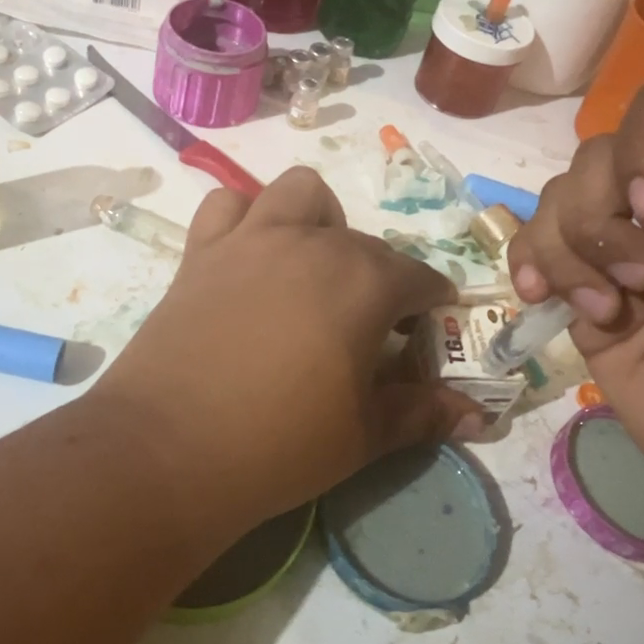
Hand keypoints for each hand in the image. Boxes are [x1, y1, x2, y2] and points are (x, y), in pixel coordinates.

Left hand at [92, 167, 481, 531]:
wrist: (168, 450)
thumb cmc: (279, 445)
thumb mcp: (363, 436)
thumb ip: (421, 414)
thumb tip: (476, 415)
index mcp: (364, 282)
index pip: (419, 279)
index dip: (431, 308)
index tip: (426, 335)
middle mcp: (313, 243)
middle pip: (365, 243)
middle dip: (379, 277)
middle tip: (367, 328)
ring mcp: (252, 239)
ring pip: (299, 193)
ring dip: (317, 220)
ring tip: (312, 269)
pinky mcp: (202, 251)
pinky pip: (228, 206)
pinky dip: (244, 219)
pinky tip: (248, 258)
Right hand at [506, 77, 643, 528]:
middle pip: (602, 152)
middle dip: (602, 209)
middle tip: (639, 275)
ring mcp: (627, 252)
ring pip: (561, 197)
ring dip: (570, 245)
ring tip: (608, 309)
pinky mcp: (587, 295)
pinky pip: (535, 250)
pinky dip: (532, 263)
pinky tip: (546, 299)